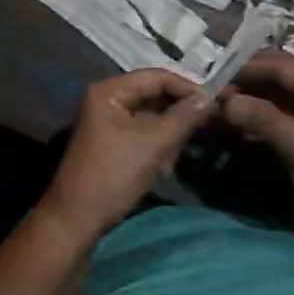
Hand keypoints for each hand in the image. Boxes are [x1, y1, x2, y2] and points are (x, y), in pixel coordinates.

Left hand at [43, 69, 212, 237]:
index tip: (216, 104)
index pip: (156, 76)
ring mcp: (107, 121)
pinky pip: (142, 133)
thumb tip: (209, 98)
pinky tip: (164, 166)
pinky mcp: (112, 141)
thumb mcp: (153, 143)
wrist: (78, 217)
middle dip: (177, 114)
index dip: (186, 88)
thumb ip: (183, 117)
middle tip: (203, 131)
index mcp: (109, 91)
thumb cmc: (113, 174)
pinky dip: (157, 146)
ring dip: (168, 134)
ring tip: (174, 156)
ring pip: (150, 116)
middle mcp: (106, 99)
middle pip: (153, 95)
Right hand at [221, 55, 293, 234]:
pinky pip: (289, 120)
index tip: (213, 76)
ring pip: (283, 101)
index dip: (246, 69)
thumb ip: (264, 119)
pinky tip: (242, 129)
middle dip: (248, 86)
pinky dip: (265, 122)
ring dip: (254, 104)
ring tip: (221, 111)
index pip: (282, 67)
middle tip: (213, 95)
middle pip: (283, 81)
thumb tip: (224, 101)